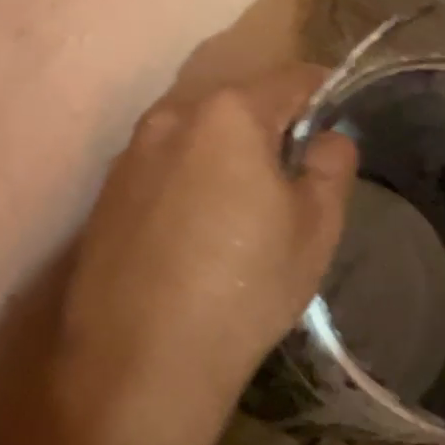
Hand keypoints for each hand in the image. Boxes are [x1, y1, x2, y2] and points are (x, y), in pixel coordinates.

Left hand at [63, 63, 357, 400]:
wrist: (140, 365)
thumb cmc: (245, 289)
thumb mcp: (315, 228)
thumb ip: (331, 165)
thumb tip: (327, 137)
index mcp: (229, 114)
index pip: (292, 79)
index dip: (324, 93)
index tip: (338, 118)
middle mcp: (172, 117)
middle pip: (238, 103)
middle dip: (271, 125)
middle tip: (294, 173)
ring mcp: (131, 155)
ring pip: (197, 135)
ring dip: (226, 153)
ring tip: (244, 206)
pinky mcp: (106, 194)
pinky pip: (164, 167)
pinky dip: (190, 180)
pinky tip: (198, 232)